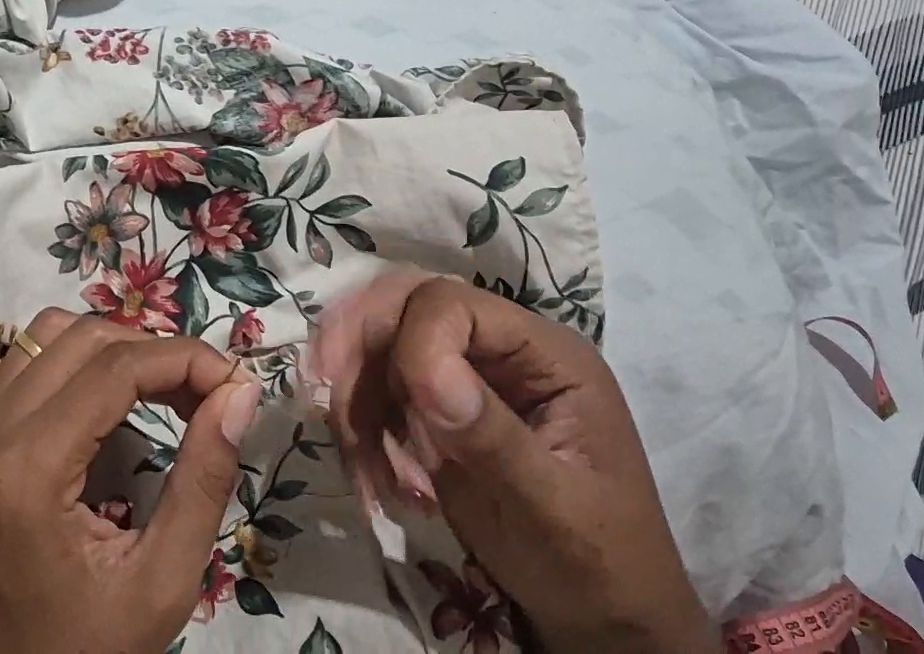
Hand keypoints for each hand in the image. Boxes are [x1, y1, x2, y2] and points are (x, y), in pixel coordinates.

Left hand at [0, 309, 262, 653]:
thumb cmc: (82, 650)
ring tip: (164, 393)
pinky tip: (116, 406)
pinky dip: (80, 364)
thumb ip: (203, 482)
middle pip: (81, 336)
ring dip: (114, 349)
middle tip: (204, 394)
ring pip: (49, 335)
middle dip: (153, 350)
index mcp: (29, 468)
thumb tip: (238, 394)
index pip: (115, 368)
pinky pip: (29, 363)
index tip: (234, 383)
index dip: (184, 359)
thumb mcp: (161, 582)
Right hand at [309, 273, 718, 653]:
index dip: (412, 343)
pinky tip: (380, 487)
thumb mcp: (554, 509)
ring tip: (375, 482)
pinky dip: (358, 436)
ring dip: (354, 411)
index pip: (451, 305)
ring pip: (373, 353)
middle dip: (356, 356)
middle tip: (327, 404)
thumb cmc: (596, 563)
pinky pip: (370, 396)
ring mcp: (460, 378)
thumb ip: (494, 437)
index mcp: (544, 354)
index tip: (404, 412)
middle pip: (399, 310)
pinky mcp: (430, 411)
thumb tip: (427, 379)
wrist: (597, 620)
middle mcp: (496, 349)